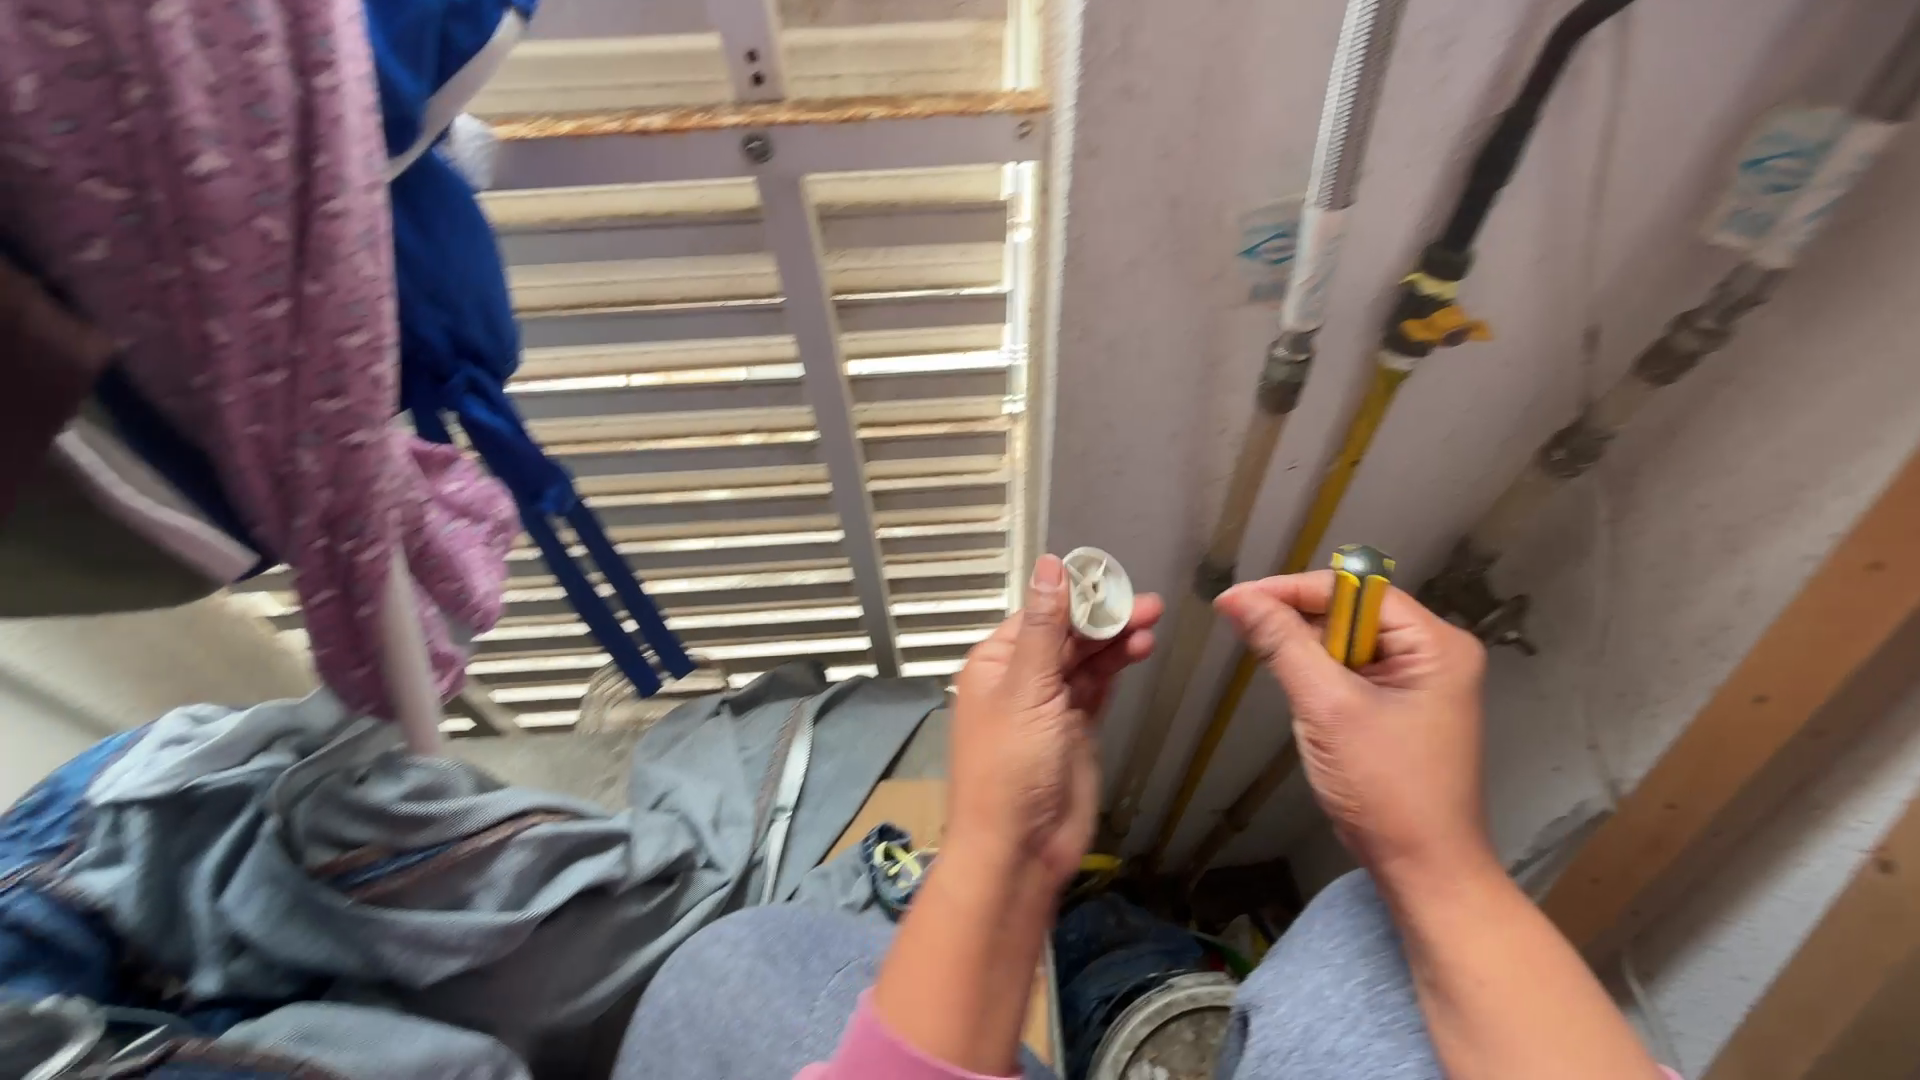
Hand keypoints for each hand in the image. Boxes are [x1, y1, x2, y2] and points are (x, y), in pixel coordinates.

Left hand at [948, 554, 1161, 887]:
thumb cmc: (1011, 763)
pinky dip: (1115, 670)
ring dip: (1115, 642)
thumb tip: (1049, 564)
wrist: (1021, 847)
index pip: (1037, 614)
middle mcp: (1019, 679)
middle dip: (1103, 619)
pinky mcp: (1074, 729)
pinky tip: (1137, 651)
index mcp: (995, 663)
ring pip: (1084, 661)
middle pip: (1065, 635)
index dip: (1074, 596)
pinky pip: (1095, 688)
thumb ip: (1043, 626)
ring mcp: (1049, 705)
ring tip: (1152, 624)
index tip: (1112, 579)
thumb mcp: (1027, 687)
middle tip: (1149, 604)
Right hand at [1214, 570, 1491, 875]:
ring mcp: (1417, 681)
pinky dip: (1315, 673)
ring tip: (1262, 655)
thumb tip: (1235, 598)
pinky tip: (1292, 685)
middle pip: (1350, 611)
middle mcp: (1432, 653)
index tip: (1236, 600)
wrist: (1422, 869)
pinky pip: (1348, 670)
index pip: (1356, 589)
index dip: (1293, 590)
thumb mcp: (1327, 707)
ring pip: (1344, 640)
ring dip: (1303, 648)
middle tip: (1243, 627)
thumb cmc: (1385, 787)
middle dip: (1297, 618)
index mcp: (1436, 644)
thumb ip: (1282, 644)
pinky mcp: (1397, 705)